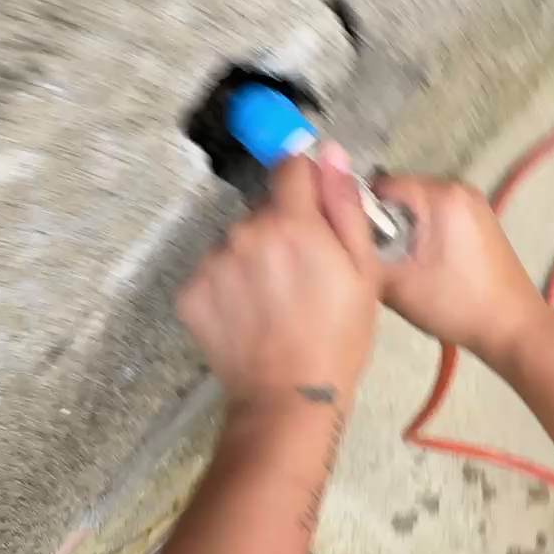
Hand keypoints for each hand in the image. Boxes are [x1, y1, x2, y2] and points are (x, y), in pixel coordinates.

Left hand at [177, 144, 381, 419]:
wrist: (288, 399)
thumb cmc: (338, 338)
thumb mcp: (363, 271)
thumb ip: (344, 205)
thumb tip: (331, 154)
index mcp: (291, 221)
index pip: (290, 166)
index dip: (306, 185)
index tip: (314, 213)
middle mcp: (243, 232)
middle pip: (263, 209)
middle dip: (282, 230)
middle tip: (303, 277)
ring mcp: (211, 262)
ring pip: (237, 242)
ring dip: (253, 260)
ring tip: (275, 304)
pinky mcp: (190, 292)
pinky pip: (213, 273)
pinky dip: (229, 288)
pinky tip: (251, 317)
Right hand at [373, 174, 553, 365]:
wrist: (513, 329)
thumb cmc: (457, 305)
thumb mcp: (398, 286)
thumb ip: (364, 256)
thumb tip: (340, 241)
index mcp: (441, 195)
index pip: (382, 186)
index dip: (361, 213)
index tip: (356, 245)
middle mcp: (460, 188)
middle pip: (400, 196)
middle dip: (384, 225)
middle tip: (376, 261)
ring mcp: (474, 204)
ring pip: (418, 210)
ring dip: (403, 233)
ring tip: (398, 268)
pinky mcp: (480, 222)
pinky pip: (438, 219)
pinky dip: (424, 237)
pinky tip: (422, 268)